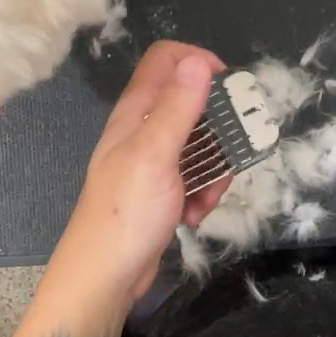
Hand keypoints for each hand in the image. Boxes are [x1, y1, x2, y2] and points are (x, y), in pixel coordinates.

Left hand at [49, 41, 231, 305]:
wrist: (105, 276)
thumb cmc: (126, 213)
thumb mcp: (155, 154)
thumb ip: (177, 107)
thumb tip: (198, 60)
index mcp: (137, 112)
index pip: (167, 60)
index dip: (199, 63)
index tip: (229, 89)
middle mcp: (144, 131)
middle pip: (193, 105)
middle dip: (219, 129)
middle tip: (230, 154)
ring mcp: (153, 163)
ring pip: (201, 147)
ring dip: (215, 170)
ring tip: (207, 198)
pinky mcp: (162, 192)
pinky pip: (195, 179)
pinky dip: (202, 195)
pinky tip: (194, 217)